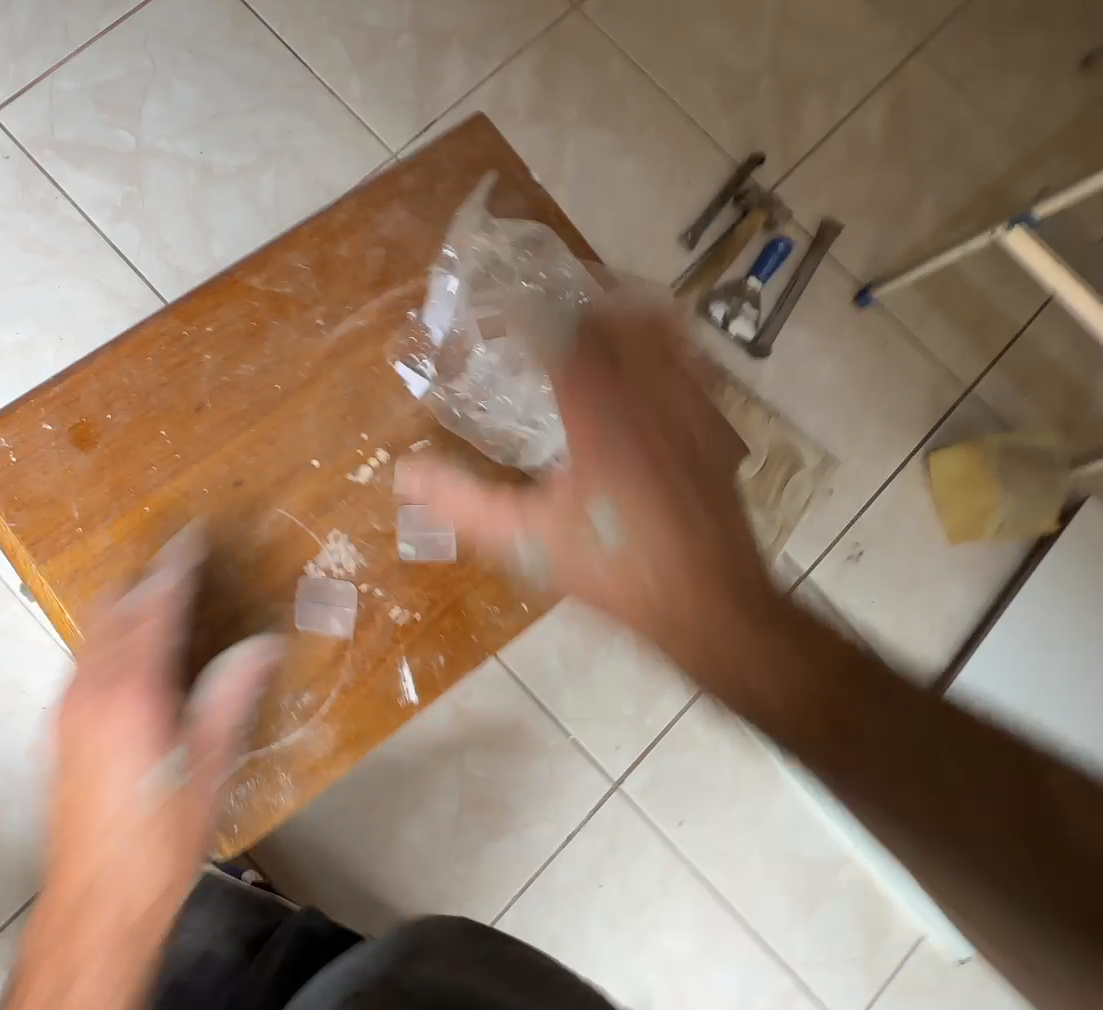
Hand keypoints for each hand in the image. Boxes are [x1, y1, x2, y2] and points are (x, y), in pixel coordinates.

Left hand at [42, 525, 283, 940]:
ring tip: (157, 601)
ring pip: (91, 631)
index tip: (191, 536)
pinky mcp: (58, 727)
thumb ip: (229, 696)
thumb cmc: (162, 840)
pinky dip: (106, 639)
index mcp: (133, 690)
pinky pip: (82, 659)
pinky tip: (129, 657)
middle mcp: (91, 686)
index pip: (156, 606)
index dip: (176, 566)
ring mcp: (67, 705)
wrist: (95, 899)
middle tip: (177, 565)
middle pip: (113, 607)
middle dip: (143, 578)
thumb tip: (260, 646)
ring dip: (122, 608)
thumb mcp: (209, 769)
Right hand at [396, 302, 779, 662]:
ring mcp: (691, 411)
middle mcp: (650, 399)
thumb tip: (404, 473)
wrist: (705, 601)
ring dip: (631, 314)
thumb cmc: (607, 567)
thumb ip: (460, 502)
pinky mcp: (717, 430)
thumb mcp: (519, 538)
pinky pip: (697, 365)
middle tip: (550, 297)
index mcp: (597, 417)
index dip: (535, 314)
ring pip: (668, 334)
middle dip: (585, 300)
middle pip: (622, 320)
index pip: (567, 340)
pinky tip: (653, 359)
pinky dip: (670, 346)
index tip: (504, 304)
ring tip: (599, 309)